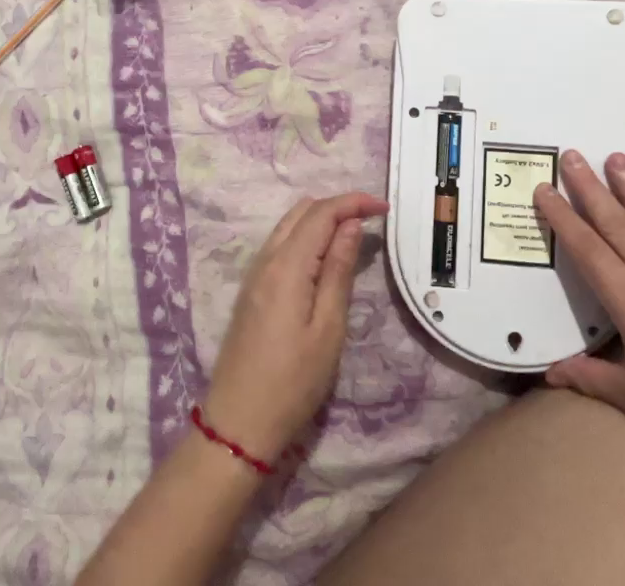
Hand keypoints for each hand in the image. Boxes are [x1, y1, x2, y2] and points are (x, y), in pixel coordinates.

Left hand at [201, 192, 388, 462]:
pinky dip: (305, 239)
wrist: (239, 423)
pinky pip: (279, 247)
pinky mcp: (251, 292)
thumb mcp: (328, 328)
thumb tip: (351, 225)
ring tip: (354, 236)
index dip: (353, 202)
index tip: (385, 208)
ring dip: (320, 221)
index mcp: (286, 267)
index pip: (321, 214)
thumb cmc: (293, 382)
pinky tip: (324, 258)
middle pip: (301, 213)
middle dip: (337, 207)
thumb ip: (339, 272)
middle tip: (372, 221)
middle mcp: (265, 261)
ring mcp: (253, 276)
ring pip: (287, 227)